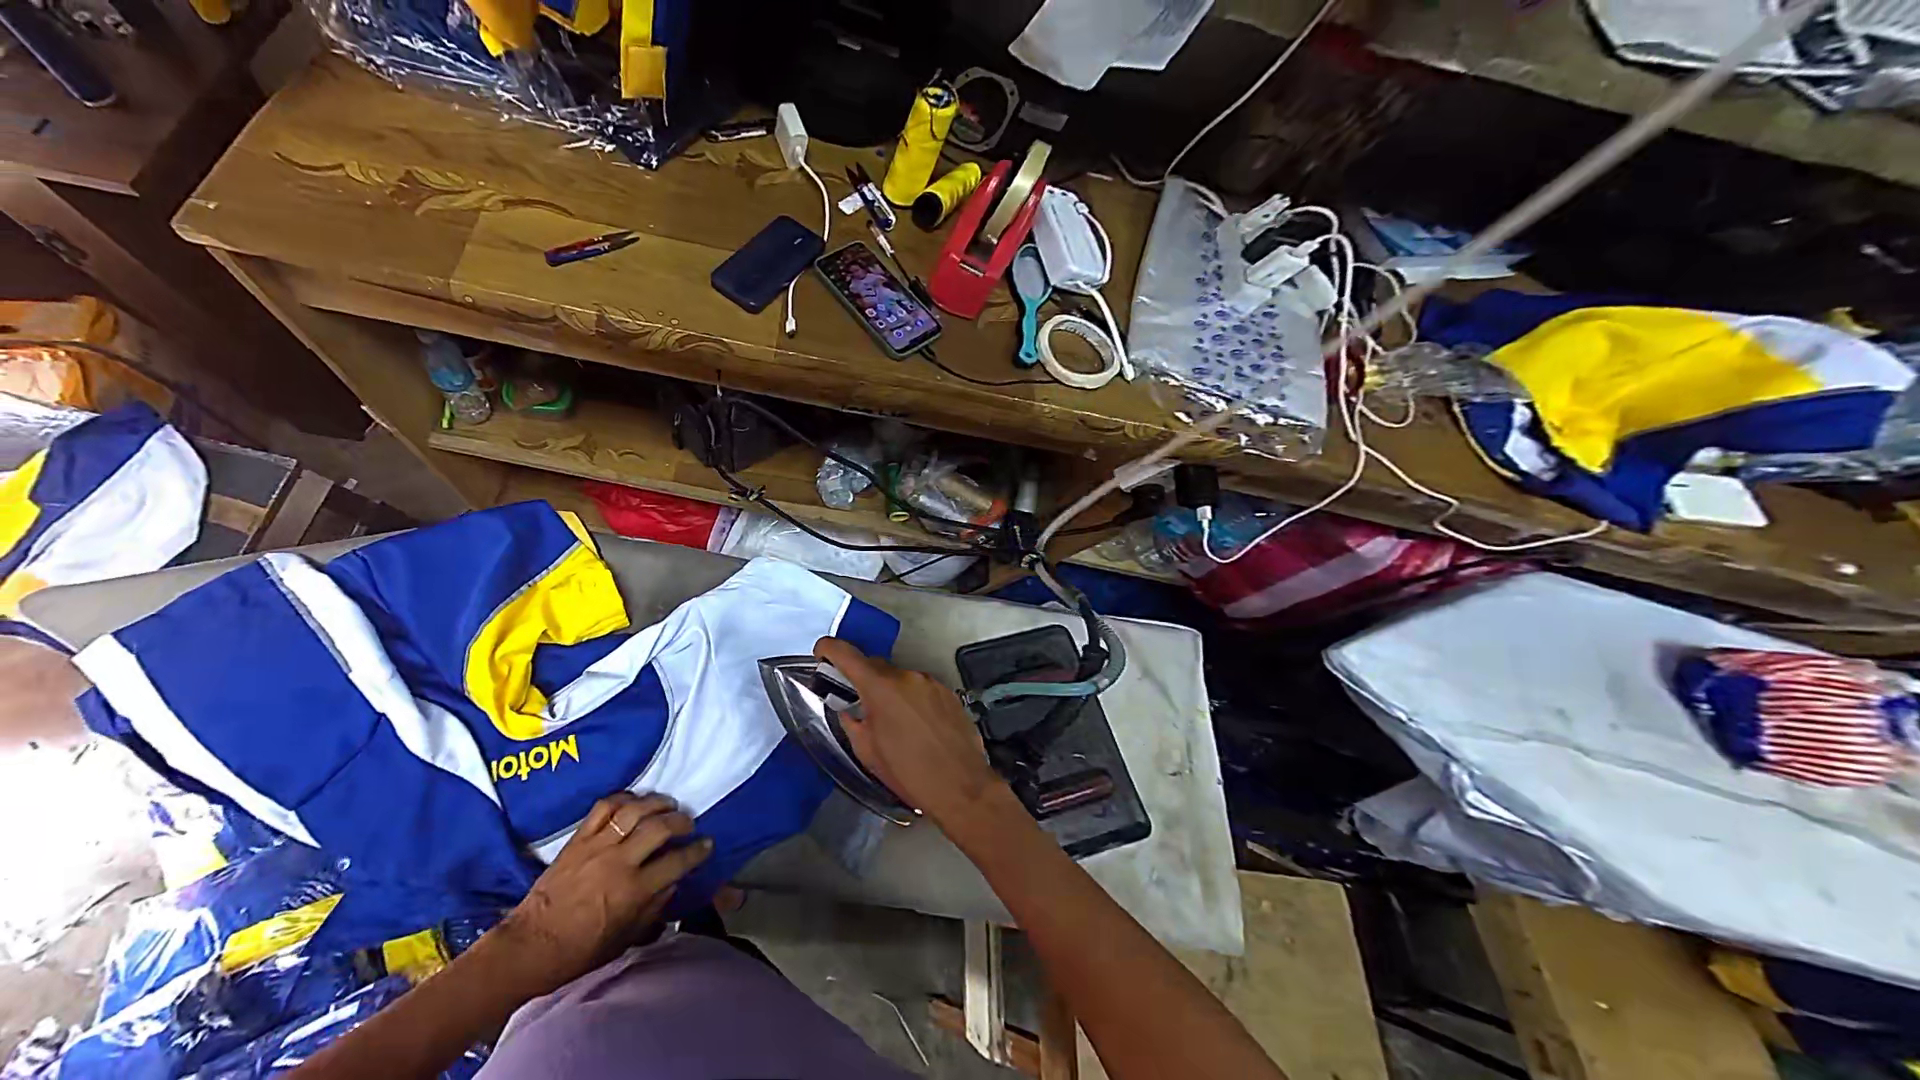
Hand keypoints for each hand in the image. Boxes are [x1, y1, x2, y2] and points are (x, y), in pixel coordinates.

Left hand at [491, 792, 712, 995]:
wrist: (527, 948)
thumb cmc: (579, 951)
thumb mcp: (625, 938)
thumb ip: (653, 908)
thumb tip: (672, 882)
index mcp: (633, 891)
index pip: (677, 862)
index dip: (698, 851)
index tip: (707, 845)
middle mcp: (618, 863)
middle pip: (660, 827)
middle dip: (681, 821)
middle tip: (688, 824)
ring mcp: (596, 848)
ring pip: (634, 811)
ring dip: (657, 804)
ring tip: (667, 806)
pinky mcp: (577, 841)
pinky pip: (603, 808)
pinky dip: (623, 799)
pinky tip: (633, 802)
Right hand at [813, 637, 1014, 831]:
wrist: (961, 786)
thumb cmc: (910, 774)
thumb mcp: (867, 752)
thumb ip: (852, 722)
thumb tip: (849, 709)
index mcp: (881, 688)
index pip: (847, 654)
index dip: (829, 649)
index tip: (822, 654)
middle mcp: (908, 677)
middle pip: (876, 666)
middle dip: (864, 681)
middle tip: (859, 705)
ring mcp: (931, 683)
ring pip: (901, 679)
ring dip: (892, 693)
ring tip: (894, 725)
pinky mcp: (949, 693)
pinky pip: (922, 689)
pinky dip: (913, 700)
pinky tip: (917, 727)